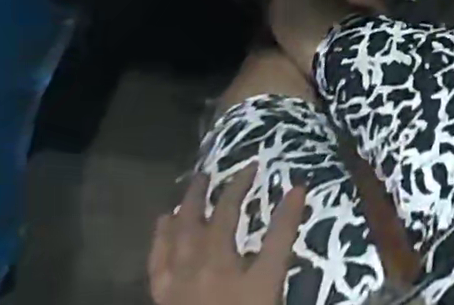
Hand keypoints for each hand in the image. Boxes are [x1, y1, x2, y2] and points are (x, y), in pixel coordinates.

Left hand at [150, 170, 305, 304]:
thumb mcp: (270, 280)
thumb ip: (282, 234)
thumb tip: (298, 189)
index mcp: (217, 256)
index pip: (227, 208)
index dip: (240, 184)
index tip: (253, 165)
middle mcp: (189, 265)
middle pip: (191, 220)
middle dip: (199, 193)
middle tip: (205, 173)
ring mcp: (171, 288)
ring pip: (167, 243)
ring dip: (174, 219)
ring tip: (175, 204)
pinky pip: (155, 271)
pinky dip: (157, 250)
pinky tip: (159, 243)